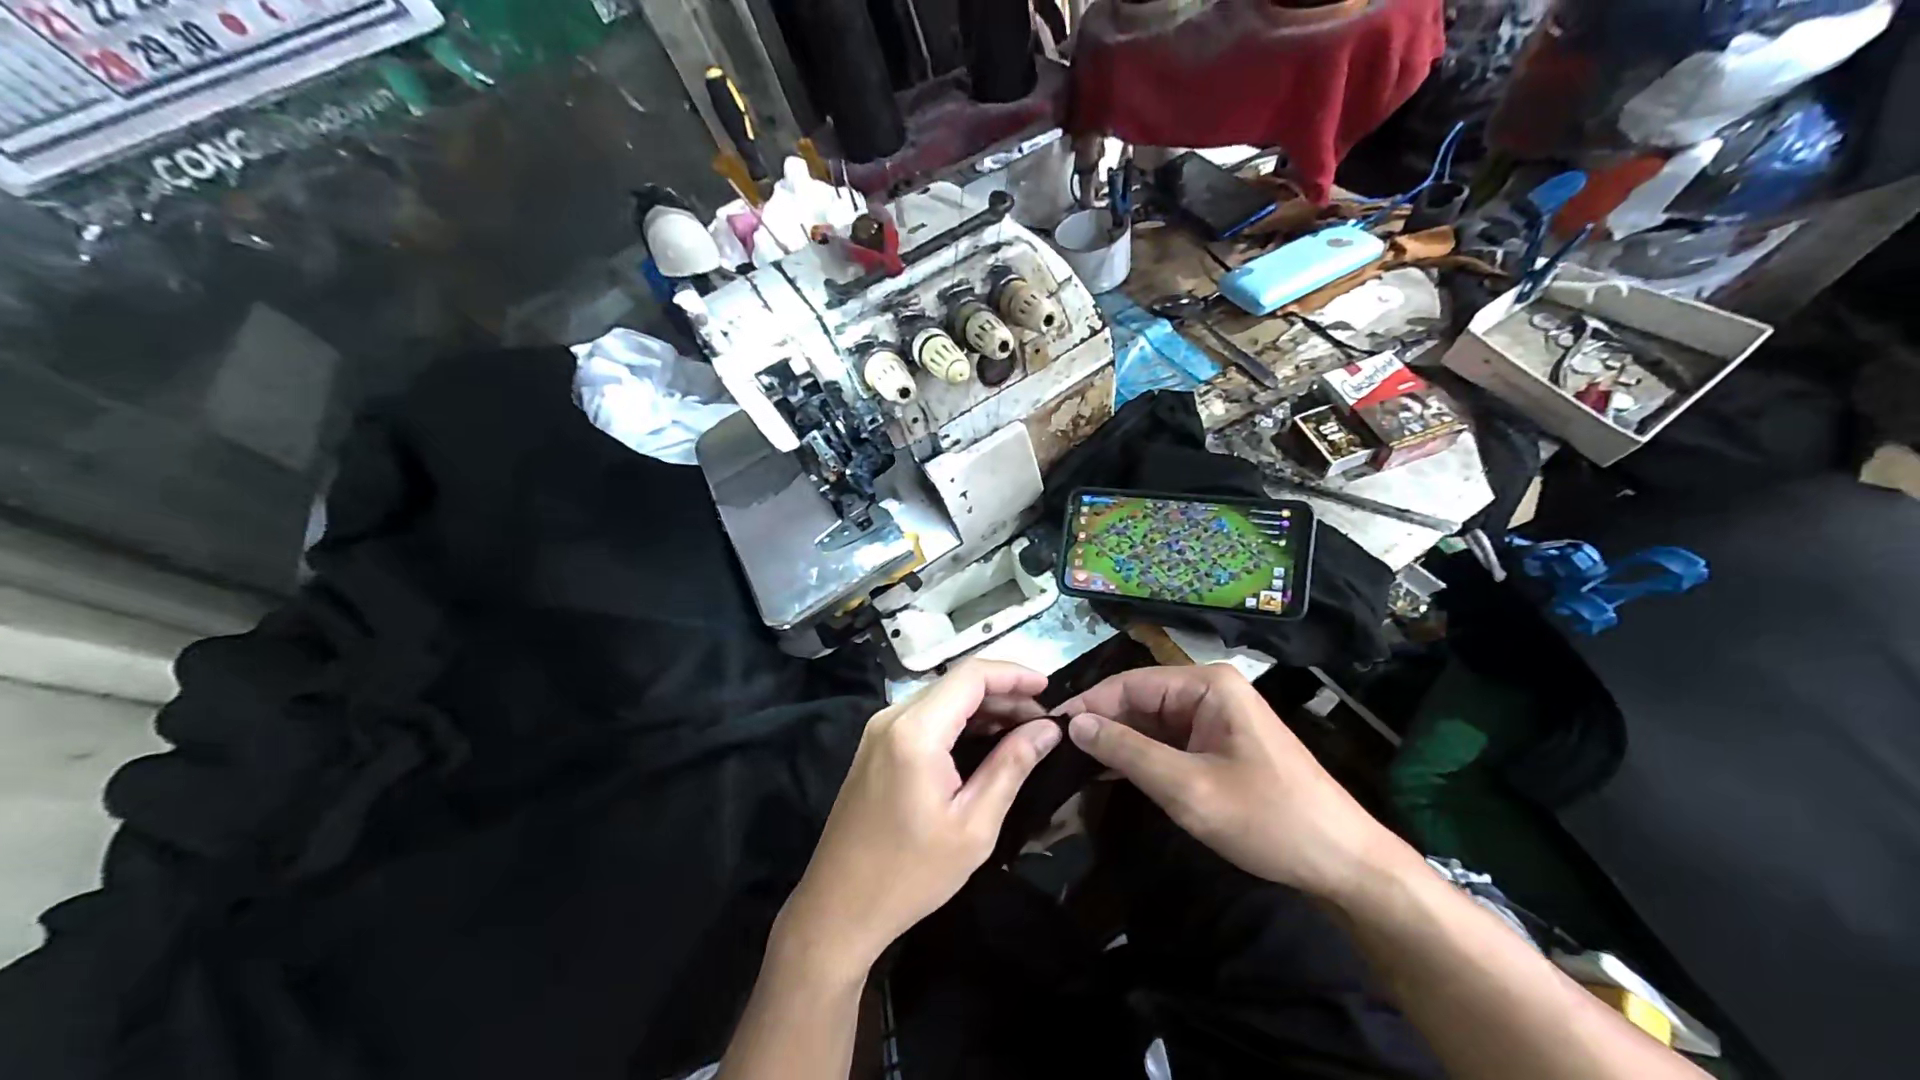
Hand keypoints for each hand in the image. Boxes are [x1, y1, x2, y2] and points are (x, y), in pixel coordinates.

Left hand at [773, 660, 1060, 977]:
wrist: (839, 906)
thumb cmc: (911, 873)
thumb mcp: (974, 825)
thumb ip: (1012, 766)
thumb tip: (1048, 729)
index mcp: (916, 731)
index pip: (971, 675)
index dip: (1013, 674)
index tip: (1049, 688)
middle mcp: (893, 718)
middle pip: (955, 683)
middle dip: (1003, 693)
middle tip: (1042, 721)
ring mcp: (879, 730)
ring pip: (940, 698)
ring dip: (982, 707)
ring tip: (1022, 730)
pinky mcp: (875, 746)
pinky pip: (923, 716)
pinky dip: (958, 720)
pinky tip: (984, 741)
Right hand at [1057, 664, 1415, 903]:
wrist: (1343, 863)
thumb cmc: (1267, 818)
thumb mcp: (1187, 787)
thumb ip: (1127, 751)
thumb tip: (1073, 723)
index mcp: (1207, 685)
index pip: (1130, 683)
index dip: (1089, 704)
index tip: (1049, 729)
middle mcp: (1210, 692)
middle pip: (1140, 700)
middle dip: (1102, 725)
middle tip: (1057, 753)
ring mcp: (1216, 720)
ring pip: (1151, 723)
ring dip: (1118, 743)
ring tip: (1073, 764)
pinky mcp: (1219, 746)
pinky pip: (1168, 743)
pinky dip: (1140, 757)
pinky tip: (1109, 773)